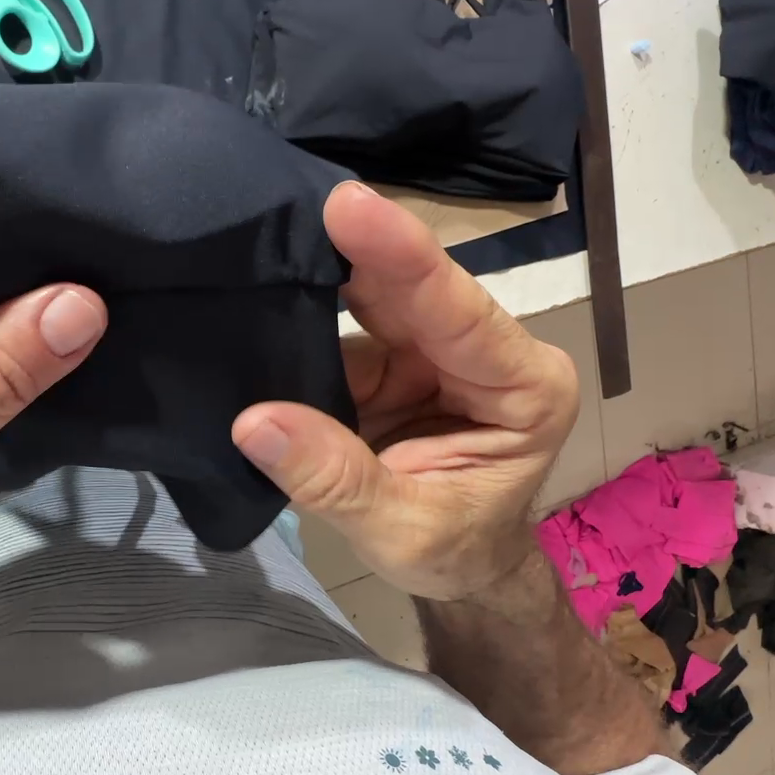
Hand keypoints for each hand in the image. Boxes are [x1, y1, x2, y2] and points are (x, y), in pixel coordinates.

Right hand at [232, 182, 579, 608]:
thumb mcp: (403, 531)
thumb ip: (336, 480)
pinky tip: (256, 293)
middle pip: (410, 290)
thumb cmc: (455, 553)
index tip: (348, 205)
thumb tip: (253, 422)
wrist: (454, 570)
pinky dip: (297, 322)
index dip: (402, 256)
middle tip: (281, 207)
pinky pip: (335, 333)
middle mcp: (480, 354)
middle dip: (352, 249)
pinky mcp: (385, 362)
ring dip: (315, 278)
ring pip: (368, 300)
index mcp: (522, 387)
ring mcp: (428, 352)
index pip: (459, 311)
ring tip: (254, 242)